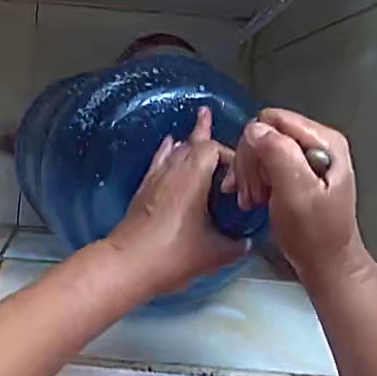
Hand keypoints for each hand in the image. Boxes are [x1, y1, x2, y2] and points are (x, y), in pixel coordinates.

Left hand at [103, 107, 247, 298]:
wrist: (129, 263)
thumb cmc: (174, 253)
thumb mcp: (215, 252)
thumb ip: (236, 245)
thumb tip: (248, 242)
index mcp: (195, 174)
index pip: (215, 149)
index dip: (231, 156)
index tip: (242, 174)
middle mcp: (175, 168)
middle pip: (193, 142)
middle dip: (204, 131)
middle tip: (207, 113)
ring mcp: (157, 176)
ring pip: (176, 149)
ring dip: (188, 141)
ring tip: (195, 126)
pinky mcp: (145, 187)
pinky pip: (160, 159)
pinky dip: (168, 150)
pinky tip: (169, 146)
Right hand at [229, 108, 370, 288]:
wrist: (326, 265)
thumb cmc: (315, 236)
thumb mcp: (296, 193)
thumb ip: (278, 154)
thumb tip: (254, 129)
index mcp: (324, 141)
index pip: (272, 121)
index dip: (255, 147)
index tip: (256, 179)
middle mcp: (316, 143)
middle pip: (264, 132)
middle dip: (251, 162)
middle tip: (252, 192)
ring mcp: (305, 156)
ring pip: (259, 147)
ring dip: (249, 173)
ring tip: (252, 198)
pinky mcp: (295, 170)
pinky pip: (262, 161)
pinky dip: (251, 179)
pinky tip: (251, 197)